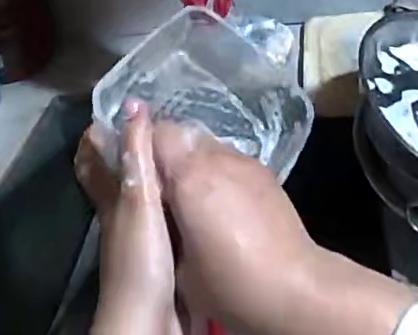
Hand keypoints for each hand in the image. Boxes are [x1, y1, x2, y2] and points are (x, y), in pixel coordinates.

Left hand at [76, 105, 181, 334]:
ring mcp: (144, 239)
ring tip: (183, 152)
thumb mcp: (139, 200)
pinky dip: (179, 201)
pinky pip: (171, 217)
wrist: (151, 325)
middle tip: (155, 124)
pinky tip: (197, 196)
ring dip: (159, 176)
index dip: (95, 139)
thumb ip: (137, 156)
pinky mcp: (166, 256)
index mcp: (113, 203)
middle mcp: (123, 218)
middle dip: (130, 154)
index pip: (95, 165)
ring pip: (147, 198)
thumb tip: (131, 104)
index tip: (107, 111)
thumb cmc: (140, 259)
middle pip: (119, 180)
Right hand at [150, 120, 417, 334]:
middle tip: (150, 177)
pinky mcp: (262, 169)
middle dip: (163, 149)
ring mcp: (244, 160)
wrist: (291, 284)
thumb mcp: (181, 262)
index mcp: (193, 176)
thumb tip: (153, 196)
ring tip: (181, 190)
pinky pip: (227, 157)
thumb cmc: (229, 281)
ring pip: (206, 143)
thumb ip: (165, 216)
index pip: (159, 133)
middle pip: (182, 134)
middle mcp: (218, 157)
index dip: (140, 140)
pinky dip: (213, 168)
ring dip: (189, 157)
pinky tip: (213, 196)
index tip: (125, 154)